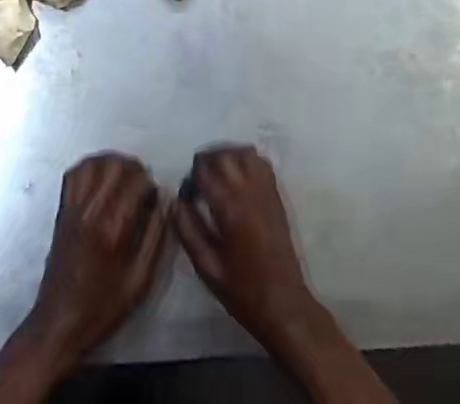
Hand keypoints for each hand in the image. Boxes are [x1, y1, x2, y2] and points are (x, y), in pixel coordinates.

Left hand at [22, 152, 169, 362]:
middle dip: (133, 168)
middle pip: (113, 165)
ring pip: (92, 164)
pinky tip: (101, 176)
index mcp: (111, 227)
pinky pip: (73, 174)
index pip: (134, 182)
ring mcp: (72, 207)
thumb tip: (166, 200)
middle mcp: (89, 210)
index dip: (150, 183)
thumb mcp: (140, 279)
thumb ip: (155, 235)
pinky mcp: (61, 209)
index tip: (156, 195)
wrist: (60, 320)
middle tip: (143, 184)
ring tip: (124, 176)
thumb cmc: (103, 305)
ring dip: (112, 163)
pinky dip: (89, 167)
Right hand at [174, 145, 321, 350]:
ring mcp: (267, 193)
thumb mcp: (206, 266)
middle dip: (206, 161)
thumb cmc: (242, 290)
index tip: (187, 193)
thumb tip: (176, 202)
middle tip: (198, 180)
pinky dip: (247, 161)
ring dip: (227, 156)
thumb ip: (187, 230)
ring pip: (245, 154)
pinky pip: (263, 165)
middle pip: (224, 156)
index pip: (204, 171)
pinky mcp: (277, 198)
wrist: (283, 304)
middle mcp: (249, 193)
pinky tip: (237, 175)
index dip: (191, 177)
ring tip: (217, 172)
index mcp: (230, 209)